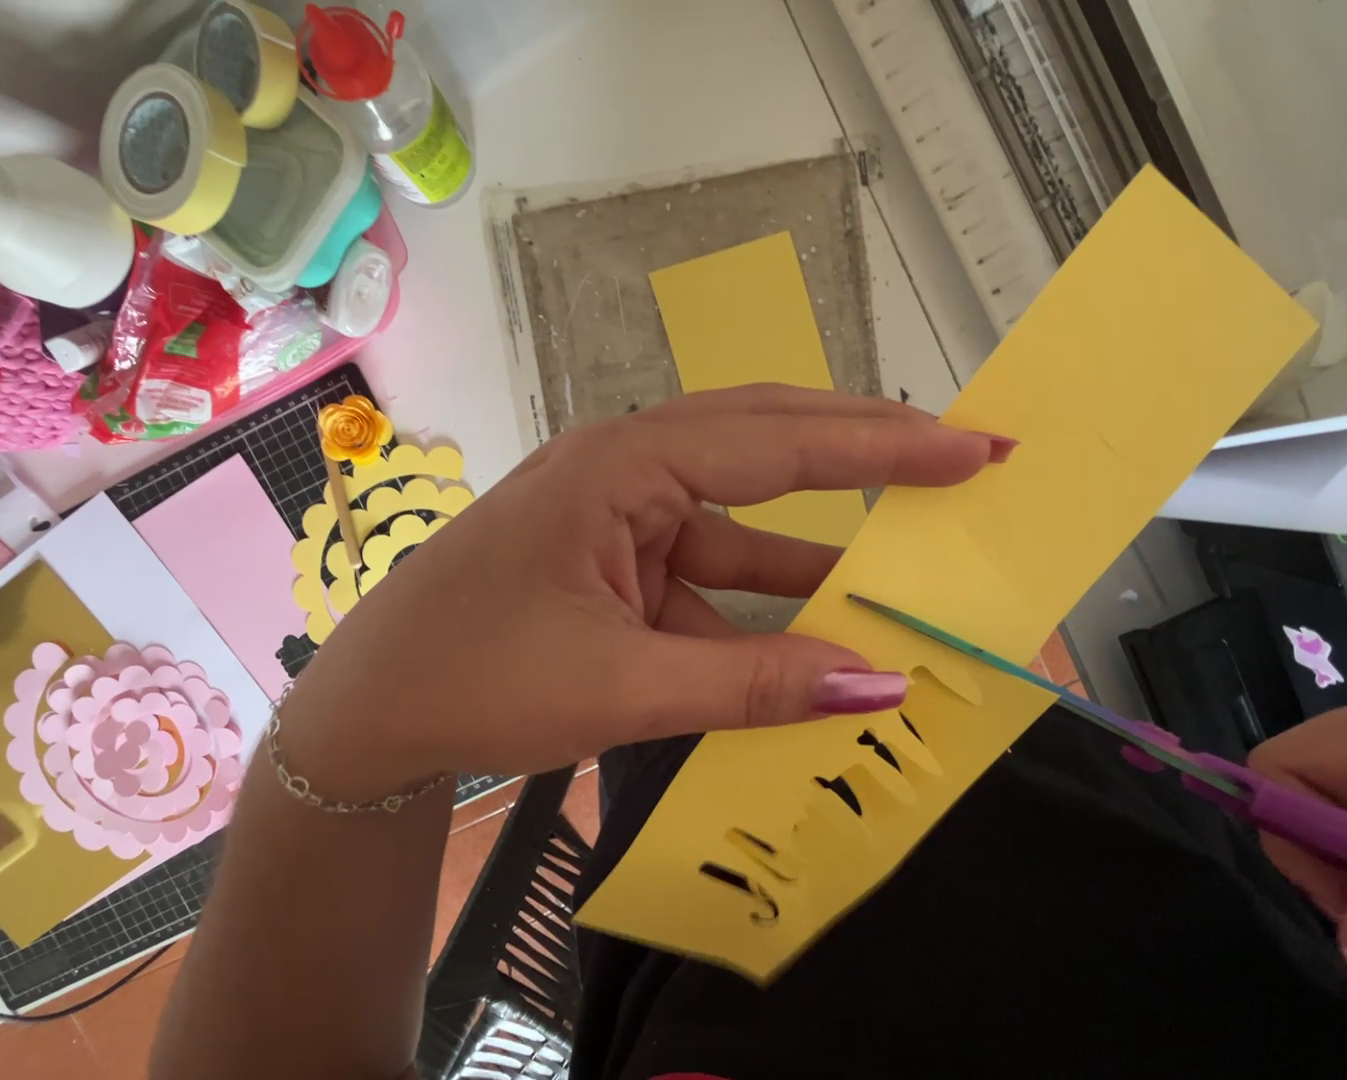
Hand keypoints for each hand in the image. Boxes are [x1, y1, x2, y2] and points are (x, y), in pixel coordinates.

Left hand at [280, 385, 1007, 799]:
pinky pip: (701, 568)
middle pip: (762, 444)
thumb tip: (883, 682)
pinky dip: (756, 600)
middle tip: (958, 455)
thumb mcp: (624, 686)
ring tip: (905, 549)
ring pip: (737, 515)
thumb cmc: (479, 680)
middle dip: (861, 452)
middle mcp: (623, 469)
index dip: (885, 446)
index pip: (777, 441)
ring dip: (811, 542)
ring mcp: (615, 515)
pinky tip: (811, 627)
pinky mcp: (610, 562)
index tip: (975, 446)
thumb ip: (756, 686)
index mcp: (622, 466)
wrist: (370, 710)